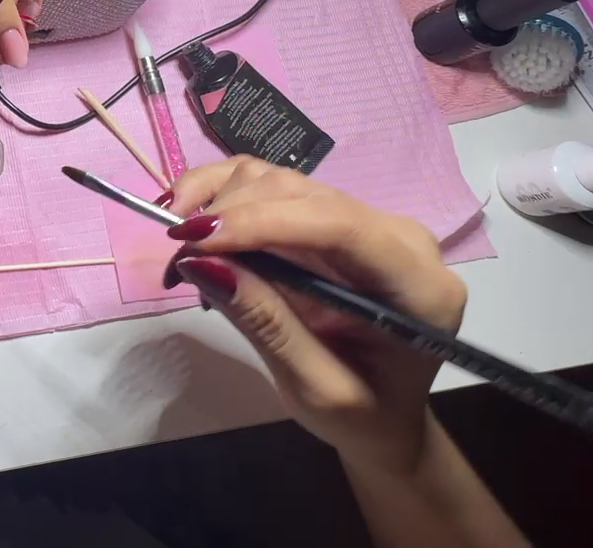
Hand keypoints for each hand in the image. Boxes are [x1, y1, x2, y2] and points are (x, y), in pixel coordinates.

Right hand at [161, 158, 466, 473]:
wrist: (381, 412)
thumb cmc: (363, 413)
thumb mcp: (319, 389)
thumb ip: (268, 325)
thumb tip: (201, 262)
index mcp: (416, 283)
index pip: (337, 223)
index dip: (259, 220)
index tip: (193, 240)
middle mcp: (391, 233)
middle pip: (294, 192)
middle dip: (225, 216)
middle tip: (176, 259)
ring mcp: (355, 216)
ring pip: (270, 178)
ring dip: (213, 202)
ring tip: (181, 248)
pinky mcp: (320, 211)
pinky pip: (261, 181)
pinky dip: (215, 191)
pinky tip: (187, 214)